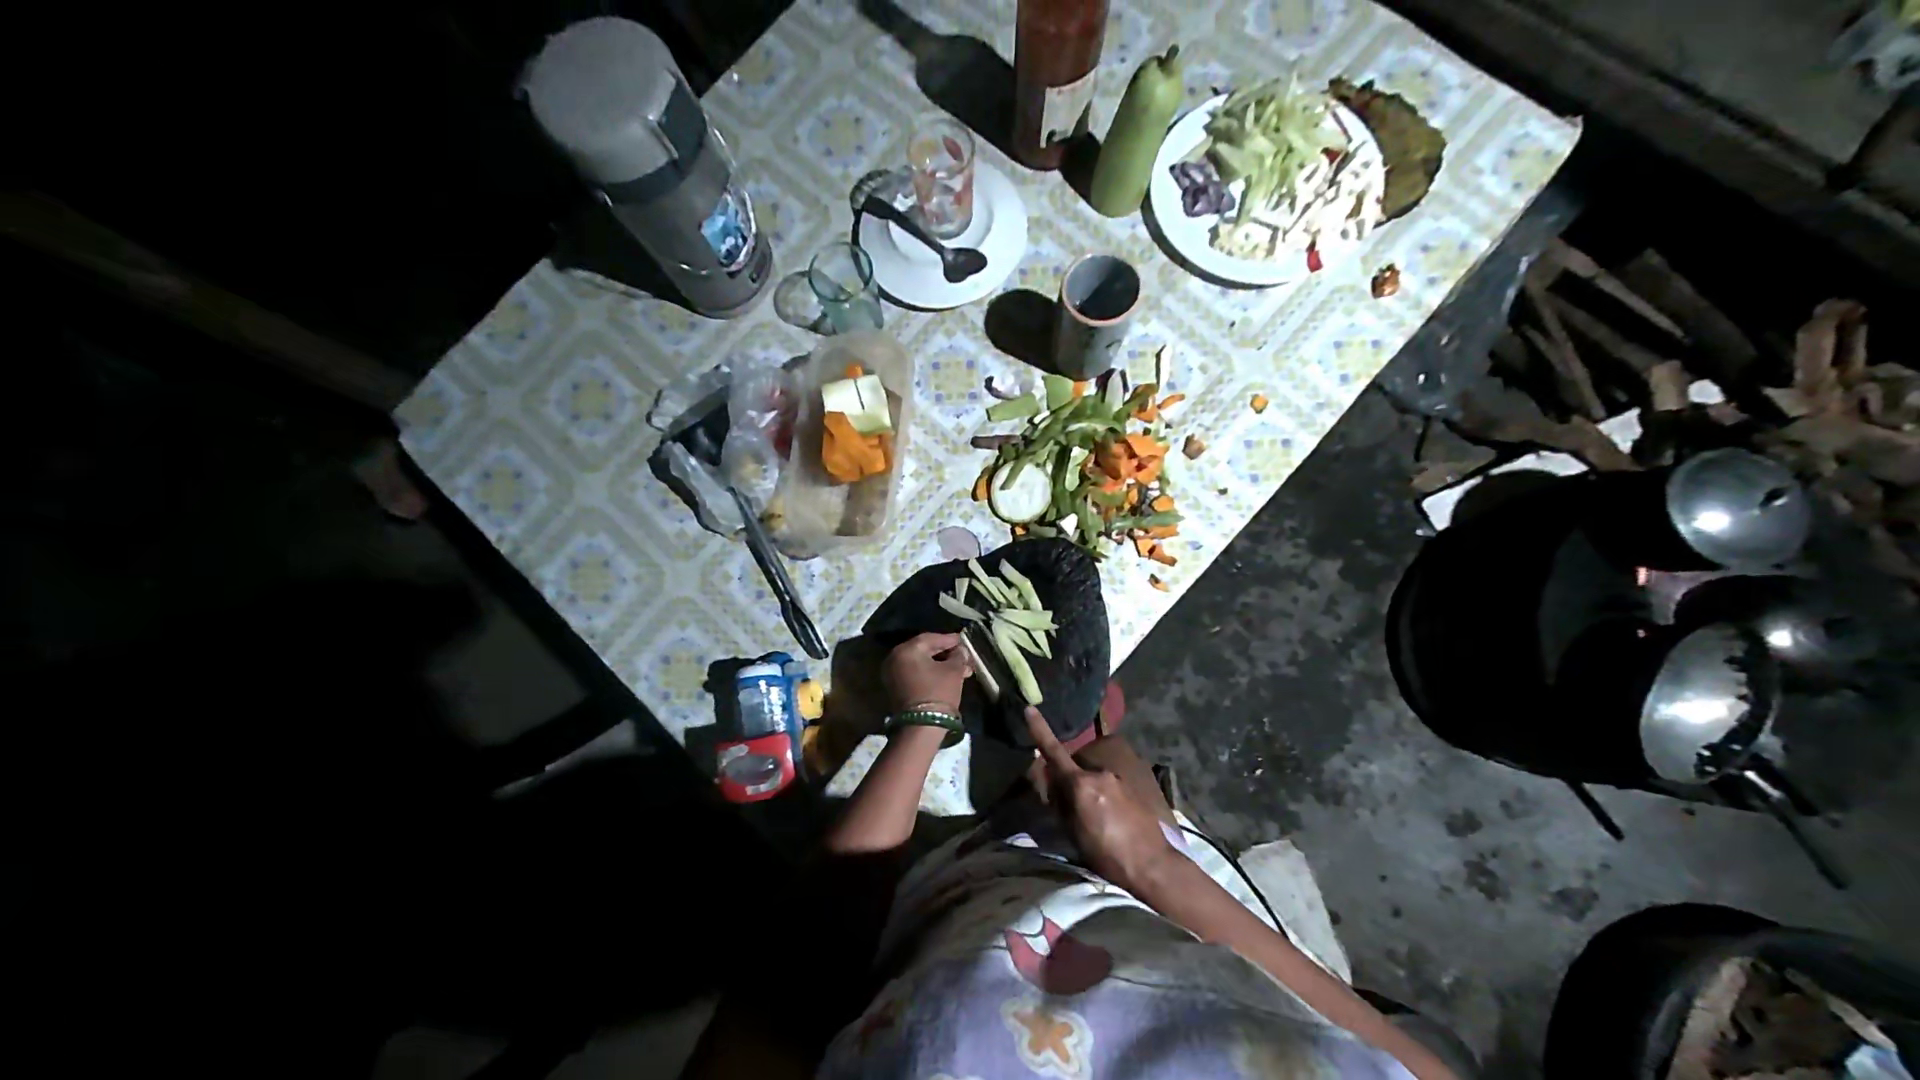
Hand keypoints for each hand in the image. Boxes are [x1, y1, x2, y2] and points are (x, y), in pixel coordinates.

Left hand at [882, 632, 971, 713]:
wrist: (920, 727)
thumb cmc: (938, 693)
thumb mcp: (953, 671)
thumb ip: (958, 656)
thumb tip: (961, 650)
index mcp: (907, 650)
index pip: (931, 638)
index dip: (949, 639)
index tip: (963, 640)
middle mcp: (895, 658)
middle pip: (924, 650)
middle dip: (945, 653)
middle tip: (962, 655)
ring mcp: (892, 673)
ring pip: (920, 663)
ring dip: (939, 664)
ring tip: (959, 668)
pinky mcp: (895, 687)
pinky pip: (914, 673)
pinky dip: (929, 672)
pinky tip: (945, 676)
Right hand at [1025, 706, 1179, 894]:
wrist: (1152, 867)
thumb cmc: (1106, 855)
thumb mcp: (1072, 832)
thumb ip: (1059, 802)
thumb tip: (1050, 782)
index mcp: (1081, 784)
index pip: (1054, 752)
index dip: (1040, 730)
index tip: (1029, 708)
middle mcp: (1101, 773)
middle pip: (1075, 767)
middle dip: (1068, 778)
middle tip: (1067, 807)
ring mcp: (1120, 778)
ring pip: (1093, 776)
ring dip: (1087, 788)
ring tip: (1094, 819)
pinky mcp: (1134, 787)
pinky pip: (1109, 784)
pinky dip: (1103, 794)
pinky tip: (1112, 820)